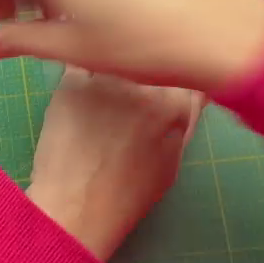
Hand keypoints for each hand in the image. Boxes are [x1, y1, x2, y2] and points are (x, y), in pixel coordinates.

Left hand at [26, 68, 203, 260]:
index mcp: (175, 105)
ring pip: (113, 55)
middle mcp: (144, 84)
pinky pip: (80, 62)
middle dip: (142, 66)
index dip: (173, 74)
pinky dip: (82, 70)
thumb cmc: (127, 193)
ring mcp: (106, 79)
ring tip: (102, 95)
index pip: (182, 69)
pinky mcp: (71, 82)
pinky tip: (80, 96)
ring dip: (112, 64)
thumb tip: (192, 93)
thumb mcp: (170, 160)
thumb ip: (183, 120)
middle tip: (126, 92)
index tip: (163, 83)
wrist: (76, 207)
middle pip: (146, 57)